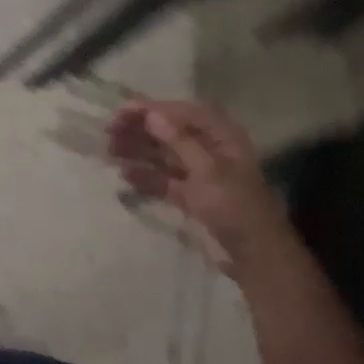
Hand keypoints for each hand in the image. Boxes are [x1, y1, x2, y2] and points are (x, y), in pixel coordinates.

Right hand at [107, 98, 296, 273]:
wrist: (254, 255)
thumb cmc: (234, 206)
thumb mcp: (208, 171)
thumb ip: (179, 141)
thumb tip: (152, 115)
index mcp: (222, 137)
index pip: (184, 112)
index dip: (153, 108)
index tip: (122, 111)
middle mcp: (211, 151)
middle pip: (172, 133)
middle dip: (141, 130)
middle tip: (109, 132)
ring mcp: (201, 176)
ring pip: (165, 156)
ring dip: (139, 152)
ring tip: (110, 151)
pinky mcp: (193, 198)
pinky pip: (165, 181)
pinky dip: (146, 178)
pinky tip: (124, 175)